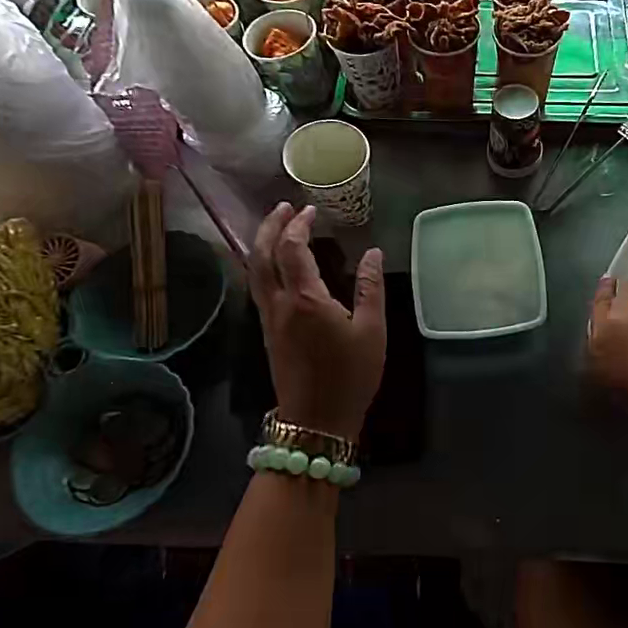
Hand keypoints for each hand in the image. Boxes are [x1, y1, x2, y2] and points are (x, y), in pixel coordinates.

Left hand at [249, 204, 385, 438]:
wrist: (317, 419)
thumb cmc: (350, 375)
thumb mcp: (372, 331)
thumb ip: (371, 288)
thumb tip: (373, 253)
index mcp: (305, 300)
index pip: (292, 249)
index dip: (298, 225)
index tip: (311, 210)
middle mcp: (279, 304)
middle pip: (262, 255)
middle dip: (270, 227)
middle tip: (284, 207)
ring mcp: (268, 319)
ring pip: (254, 271)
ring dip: (262, 243)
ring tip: (275, 226)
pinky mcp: (267, 332)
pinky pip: (258, 286)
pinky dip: (263, 264)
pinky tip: (276, 264)